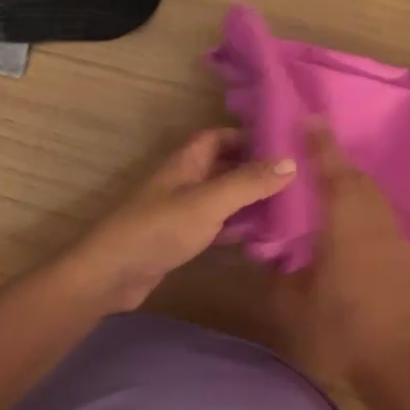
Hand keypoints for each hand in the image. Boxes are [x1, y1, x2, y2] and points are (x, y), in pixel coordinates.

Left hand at [65, 128, 296, 308]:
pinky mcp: (178, 239)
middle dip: (255, 171)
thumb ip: (247, 182)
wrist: (112, 273)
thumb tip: (291, 160)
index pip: (217, 137)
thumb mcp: (208, 202)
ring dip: (249, 202)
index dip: (246, 136)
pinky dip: (235, 228)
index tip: (283, 145)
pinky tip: (262, 239)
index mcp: (184, 163)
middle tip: (297, 180)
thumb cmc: (159, 230)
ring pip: (220, 199)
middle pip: (222, 167)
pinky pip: (213, 226)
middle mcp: (182, 182)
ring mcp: (179, 212)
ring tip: (290, 208)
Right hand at [268, 124, 409, 384]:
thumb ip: (272, 269)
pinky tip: (345, 221)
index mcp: (344, 227)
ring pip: (373, 197)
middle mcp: (373, 224)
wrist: (392, 363)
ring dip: (351, 183)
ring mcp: (393, 241)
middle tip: (310, 150)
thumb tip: (260, 248)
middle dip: (335, 161)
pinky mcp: (402, 258)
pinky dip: (361, 206)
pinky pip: (380, 216)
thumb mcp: (287, 301)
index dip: (320, 145)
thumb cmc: (335, 329)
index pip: (332, 174)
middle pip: (358, 180)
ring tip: (325, 182)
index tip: (310, 118)